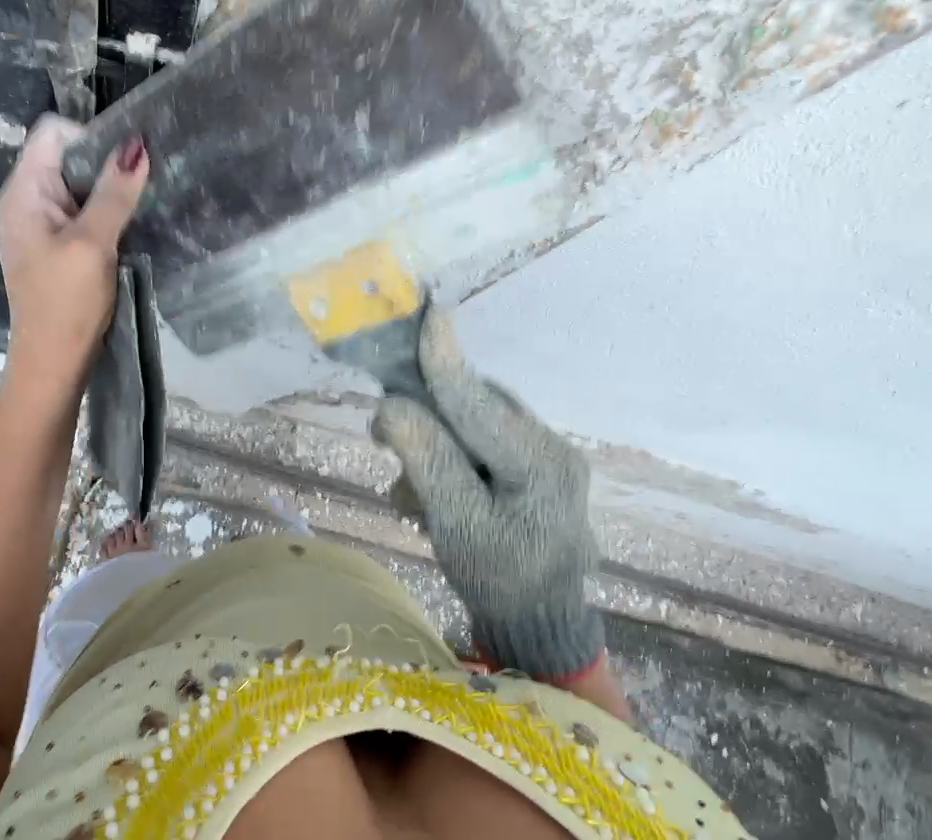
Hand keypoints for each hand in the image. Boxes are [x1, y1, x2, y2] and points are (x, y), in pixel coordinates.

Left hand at [0, 114, 148, 384]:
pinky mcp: (54, 248)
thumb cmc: (66, 302)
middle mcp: (25, 201)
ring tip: (141, 205)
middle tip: (143, 182)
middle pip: (67, 156)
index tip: (125, 162)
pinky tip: (126, 229)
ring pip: (78, 186)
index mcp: (23, 192)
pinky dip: (103, 214)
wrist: (52, 364)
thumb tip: (137, 145)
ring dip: (108, 191)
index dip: (91, 135)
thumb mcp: (93, 243)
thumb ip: (115, 192)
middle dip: (105, 162)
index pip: (52, 132)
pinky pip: (80, 214)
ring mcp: (38, 226)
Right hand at [370, 312, 603, 680]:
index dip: (444, 358)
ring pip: (470, 424)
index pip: (476, 401)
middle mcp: (548, 445)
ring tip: (415, 495)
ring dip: (432, 446)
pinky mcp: (533, 466)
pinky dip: (448, 461)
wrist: (539, 621)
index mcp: (540, 460)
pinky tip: (434, 497)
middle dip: (425, 416)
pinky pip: (479, 443)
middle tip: (383, 438)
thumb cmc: (499, 576)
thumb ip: (427, 459)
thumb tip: (391, 405)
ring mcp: (544, 455)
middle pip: (470, 406)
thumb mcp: (457, 523)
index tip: (428, 310)